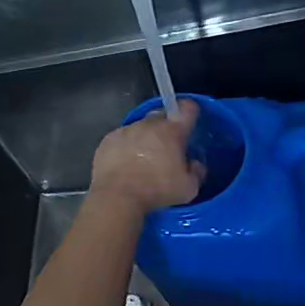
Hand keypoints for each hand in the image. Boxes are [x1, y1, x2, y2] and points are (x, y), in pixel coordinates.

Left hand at [90, 100, 205, 214]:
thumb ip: (196, 172)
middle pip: (161, 117)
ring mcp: (125, 130)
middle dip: (165, 128)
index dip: (189, 112)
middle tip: (166, 148)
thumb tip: (195, 164)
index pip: (186, 109)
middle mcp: (147, 125)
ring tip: (142, 158)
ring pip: (139, 127)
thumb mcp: (188, 188)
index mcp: (171, 131)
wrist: (116, 196)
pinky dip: (125, 146)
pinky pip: (121, 138)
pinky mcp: (107, 140)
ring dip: (144, 137)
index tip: (188, 121)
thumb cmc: (156, 190)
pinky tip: (124, 162)